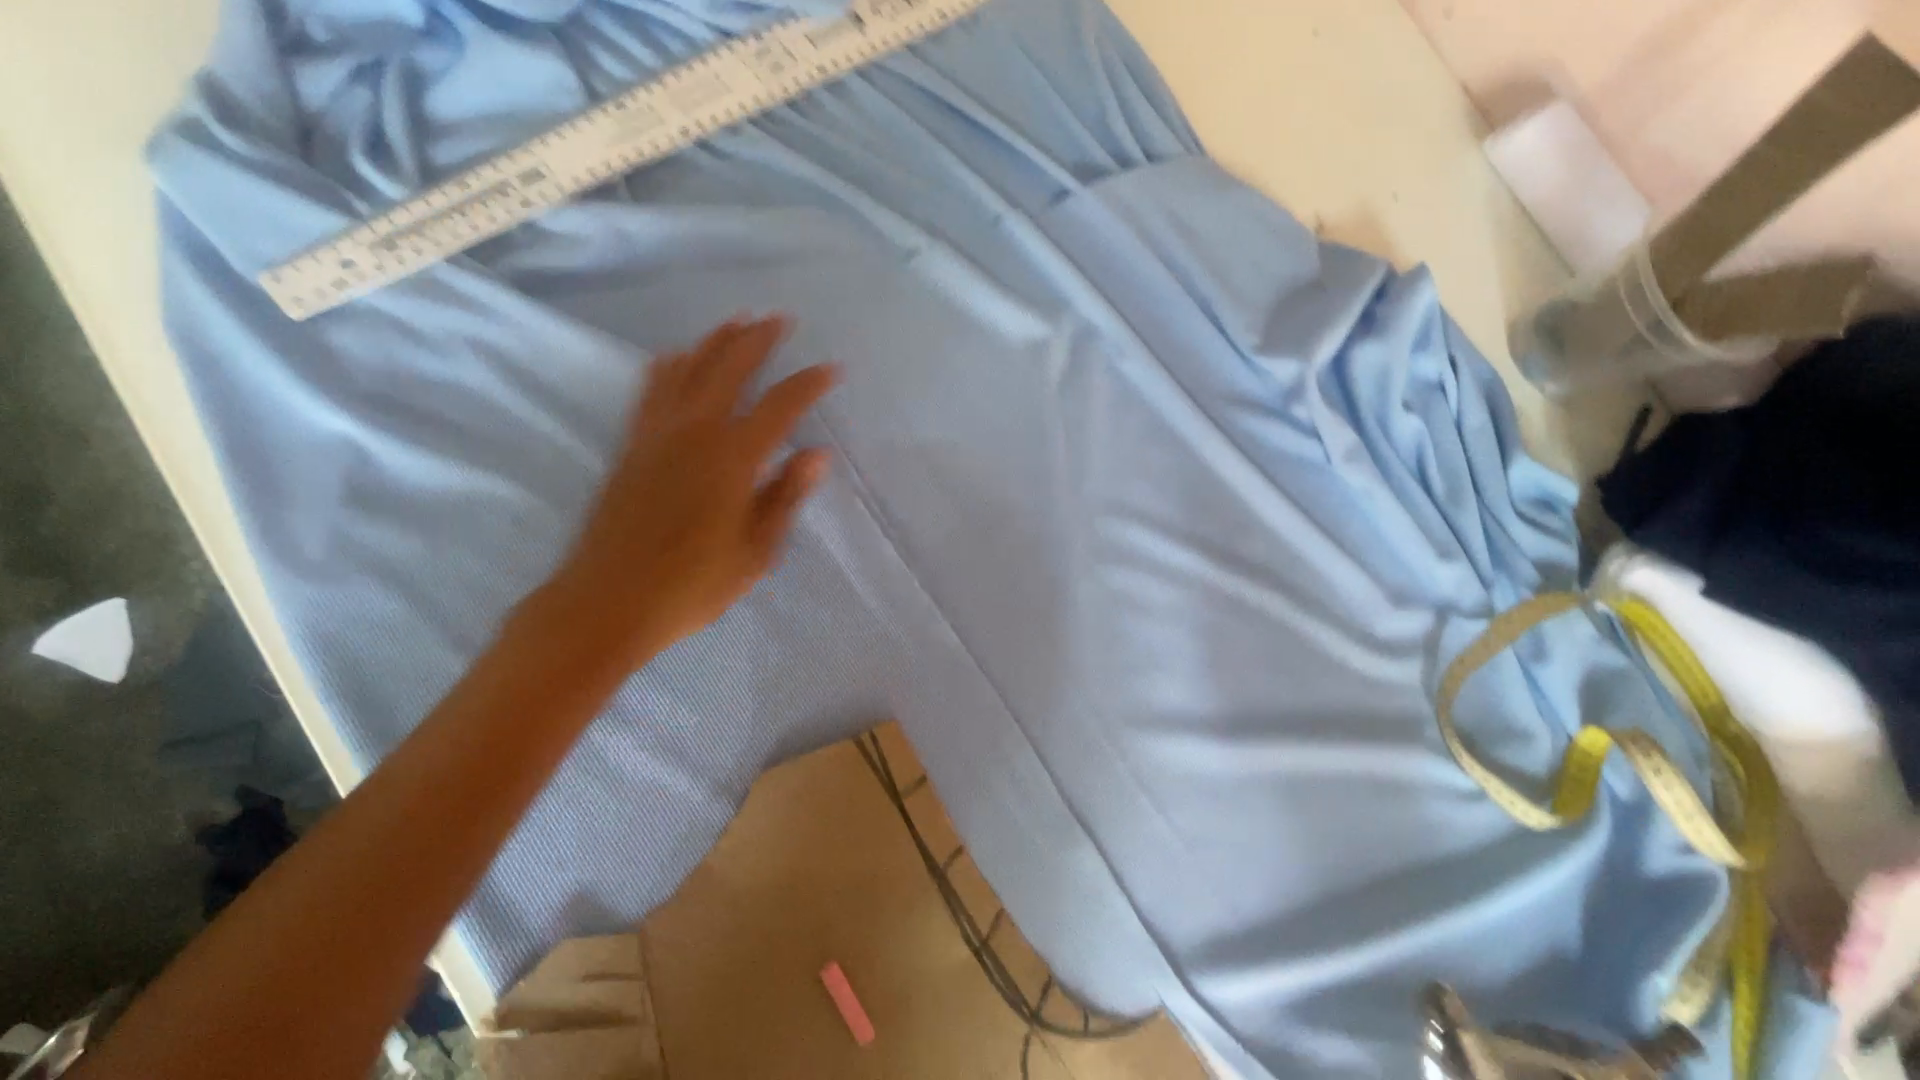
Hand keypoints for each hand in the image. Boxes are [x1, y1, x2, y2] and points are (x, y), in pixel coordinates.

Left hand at [542, 315, 837, 667]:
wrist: (608, 601)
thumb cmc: (692, 586)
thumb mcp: (756, 552)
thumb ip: (785, 497)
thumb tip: (816, 454)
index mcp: (734, 458)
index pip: (781, 405)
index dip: (809, 383)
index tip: (832, 368)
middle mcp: (695, 432)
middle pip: (730, 368)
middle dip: (758, 339)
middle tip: (779, 318)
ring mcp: (657, 434)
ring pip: (687, 369)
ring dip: (714, 342)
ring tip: (734, 322)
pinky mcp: (631, 446)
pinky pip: (651, 389)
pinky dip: (670, 366)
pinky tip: (675, 359)